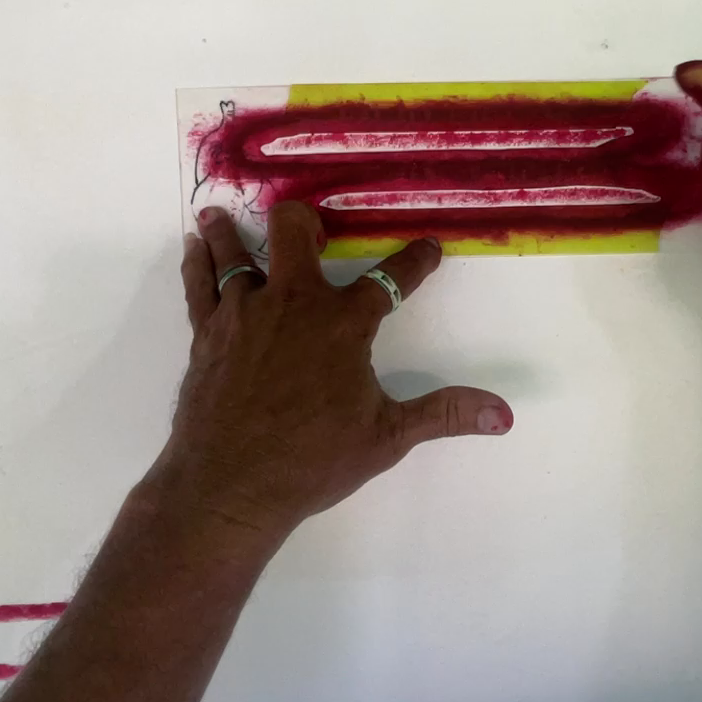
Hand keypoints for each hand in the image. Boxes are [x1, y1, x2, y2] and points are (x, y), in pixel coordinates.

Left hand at [162, 201, 511, 535]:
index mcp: (343, 324)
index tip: (429, 247)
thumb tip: (505, 415)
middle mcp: (293, 304)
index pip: (391, 279)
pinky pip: (200, 283)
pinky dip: (198, 261)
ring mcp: (244, 313)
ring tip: (223, 213)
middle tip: (314, 229)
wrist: (229, 488)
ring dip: (234, 231)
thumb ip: (445, 414)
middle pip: (294, 233)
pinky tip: (196, 246)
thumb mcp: (388, 437)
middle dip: (306, 222)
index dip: (416, 261)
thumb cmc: (313, 460)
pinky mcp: (207, 333)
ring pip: (236, 250)